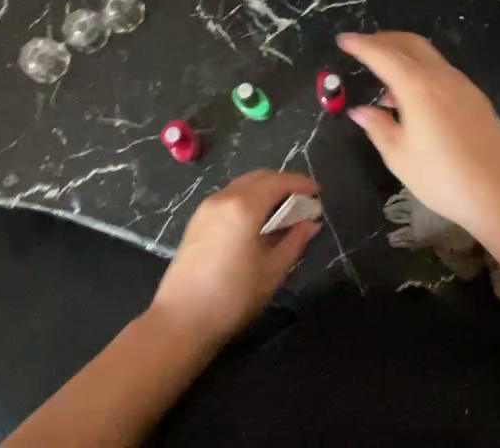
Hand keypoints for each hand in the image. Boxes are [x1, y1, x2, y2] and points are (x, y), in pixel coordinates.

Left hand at [150, 170, 320, 343]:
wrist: (181, 321)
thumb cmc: (233, 297)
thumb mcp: (272, 271)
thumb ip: (294, 241)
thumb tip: (311, 223)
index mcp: (244, 206)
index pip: (278, 182)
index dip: (301, 183)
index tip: (318, 192)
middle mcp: (224, 198)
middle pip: (259, 178)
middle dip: (283, 183)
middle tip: (303, 201)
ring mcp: (206, 207)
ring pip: (242, 185)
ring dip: (265, 190)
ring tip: (283, 211)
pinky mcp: (197, 220)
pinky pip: (229, 197)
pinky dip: (248, 199)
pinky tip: (257, 221)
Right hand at [338, 32, 499, 235]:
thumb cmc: (443, 178)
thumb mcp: (399, 157)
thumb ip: (378, 127)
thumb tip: (361, 110)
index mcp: (417, 86)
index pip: (382, 54)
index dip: (361, 45)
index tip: (343, 39)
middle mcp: (440, 76)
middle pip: (409, 43)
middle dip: (383, 40)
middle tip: (363, 47)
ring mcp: (462, 84)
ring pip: (428, 55)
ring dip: (404, 54)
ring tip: (385, 75)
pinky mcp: (475, 97)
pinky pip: (442, 70)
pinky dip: (421, 69)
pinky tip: (414, 95)